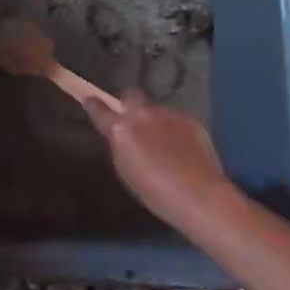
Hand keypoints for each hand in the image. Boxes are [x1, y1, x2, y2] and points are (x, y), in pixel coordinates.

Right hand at [80, 90, 236, 224]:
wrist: (199, 195)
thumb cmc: (155, 193)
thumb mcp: (125, 171)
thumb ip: (119, 146)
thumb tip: (119, 136)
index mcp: (121, 130)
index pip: (99, 109)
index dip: (93, 104)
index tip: (90, 101)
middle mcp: (142, 115)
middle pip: (131, 94)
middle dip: (130, 103)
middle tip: (134, 122)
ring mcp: (168, 114)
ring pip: (156, 110)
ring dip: (155, 121)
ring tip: (166, 145)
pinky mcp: (190, 118)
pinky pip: (176, 119)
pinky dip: (175, 130)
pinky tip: (183, 149)